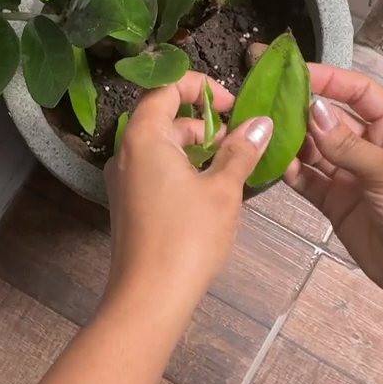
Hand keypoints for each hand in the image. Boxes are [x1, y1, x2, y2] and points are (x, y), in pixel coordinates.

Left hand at [104, 72, 273, 311]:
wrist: (149, 297)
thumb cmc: (187, 237)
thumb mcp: (222, 189)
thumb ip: (240, 150)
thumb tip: (260, 123)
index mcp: (143, 137)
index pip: (165, 88)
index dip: (200, 86)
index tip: (231, 105)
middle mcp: (125, 153)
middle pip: (163, 117)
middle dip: (203, 122)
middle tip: (237, 141)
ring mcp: (123, 180)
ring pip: (161, 147)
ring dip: (195, 148)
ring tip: (230, 168)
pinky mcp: (128, 204)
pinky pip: (155, 171)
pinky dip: (182, 170)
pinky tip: (210, 192)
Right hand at [284, 64, 382, 305]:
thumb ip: (348, 145)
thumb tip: (312, 110)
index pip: (358, 92)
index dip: (327, 80)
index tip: (291, 73)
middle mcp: (374, 146)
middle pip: (331, 119)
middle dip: (300, 109)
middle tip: (263, 100)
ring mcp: (353, 176)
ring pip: (315, 150)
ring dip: (290, 140)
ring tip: (259, 130)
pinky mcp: (337, 203)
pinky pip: (309, 180)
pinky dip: (290, 171)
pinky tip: (269, 160)